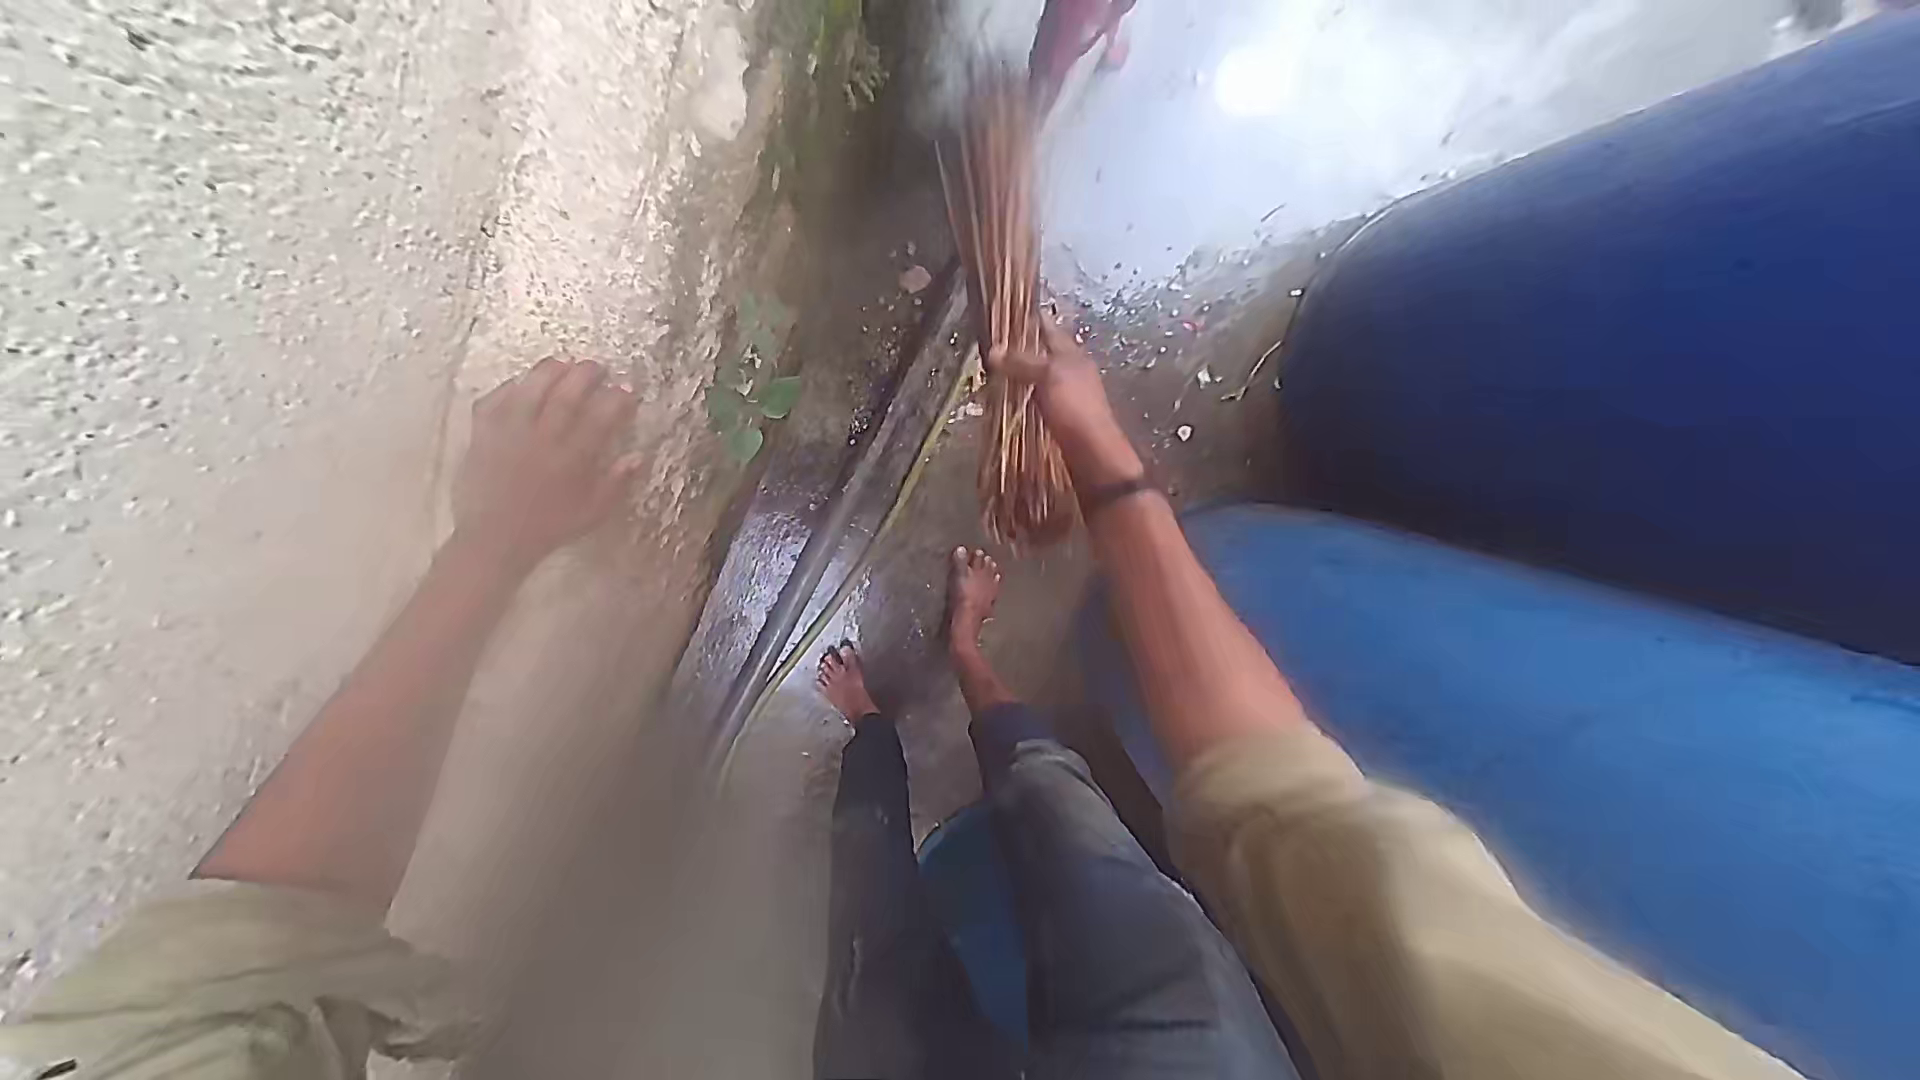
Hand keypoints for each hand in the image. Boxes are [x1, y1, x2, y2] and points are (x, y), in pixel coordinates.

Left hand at [452, 358, 640, 574]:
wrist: (496, 538)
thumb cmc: (552, 526)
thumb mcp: (595, 511)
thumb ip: (616, 482)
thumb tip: (637, 456)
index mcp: (574, 458)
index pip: (601, 418)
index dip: (617, 400)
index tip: (628, 390)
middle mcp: (543, 438)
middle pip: (566, 395)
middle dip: (585, 375)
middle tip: (598, 366)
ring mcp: (509, 433)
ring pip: (529, 390)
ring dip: (548, 372)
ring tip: (562, 363)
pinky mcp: (482, 435)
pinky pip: (494, 400)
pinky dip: (509, 387)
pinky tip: (520, 384)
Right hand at [988, 315, 1119, 448]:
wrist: (1093, 453)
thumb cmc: (1075, 408)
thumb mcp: (1048, 376)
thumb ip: (1022, 362)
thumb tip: (993, 350)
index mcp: (1072, 354)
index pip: (1048, 328)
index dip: (1030, 319)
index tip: (1007, 313)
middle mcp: (1071, 371)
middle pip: (1044, 353)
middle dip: (1021, 348)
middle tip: (994, 346)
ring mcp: (1068, 395)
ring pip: (1040, 377)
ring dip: (1021, 375)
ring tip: (996, 373)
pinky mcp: (1062, 418)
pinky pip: (1038, 400)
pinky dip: (1024, 397)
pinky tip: (1011, 401)